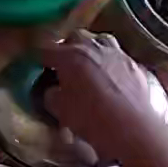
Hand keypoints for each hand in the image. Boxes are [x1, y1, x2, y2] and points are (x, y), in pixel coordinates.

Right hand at [38, 32, 167, 166]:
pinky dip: (110, 62)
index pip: (45, 50)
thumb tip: (51, 89)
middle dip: (66, 48)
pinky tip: (110, 76)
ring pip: (99, 40)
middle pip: (74, 37)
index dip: (36, 57)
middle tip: (62, 64)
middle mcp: (93, 47)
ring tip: (88, 62)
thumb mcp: (59, 110)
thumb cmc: (91, 119)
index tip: (32, 64)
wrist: (133, 129)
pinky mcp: (134, 64)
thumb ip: (50, 94)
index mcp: (69, 56)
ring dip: (91, 47)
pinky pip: (118, 56)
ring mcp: (117, 53)